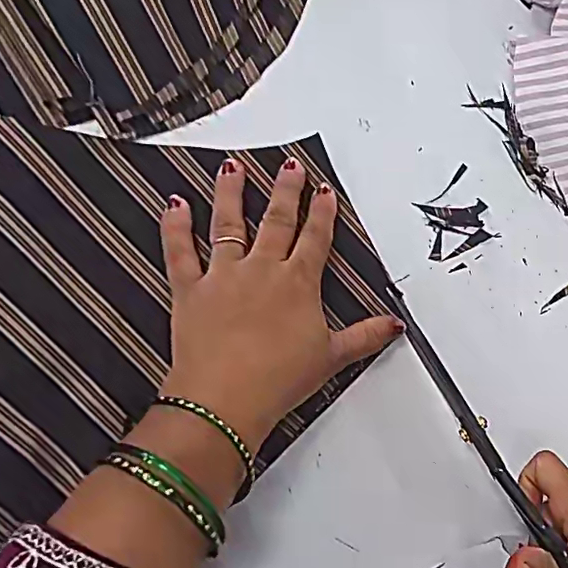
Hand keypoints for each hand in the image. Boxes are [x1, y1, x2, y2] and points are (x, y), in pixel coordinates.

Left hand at [158, 157, 402, 455]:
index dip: (323, 212)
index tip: (325, 193)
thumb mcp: (332, 357)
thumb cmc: (276, 379)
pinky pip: (180, 251)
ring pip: (229, 224)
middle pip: (278, 220)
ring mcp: (224, 277)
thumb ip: (366, 336)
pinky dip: (176, 226)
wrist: (225, 399)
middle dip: (287, 190)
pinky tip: (176, 205)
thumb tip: (392, 327)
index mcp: (298, 283)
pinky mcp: (190, 290)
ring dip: (232, 194)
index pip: (315, 238)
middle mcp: (262, 271)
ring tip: (233, 169)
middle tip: (291, 168)